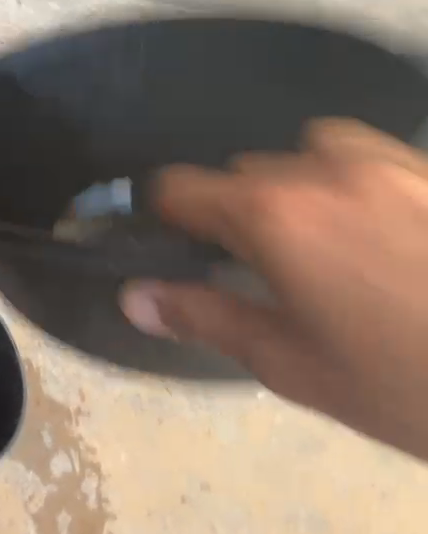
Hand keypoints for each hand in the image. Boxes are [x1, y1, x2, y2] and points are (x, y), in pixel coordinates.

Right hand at [121, 119, 427, 459]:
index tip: (186, 250)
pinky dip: (380, 186)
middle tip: (275, 264)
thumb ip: (206, 318)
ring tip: (343, 236)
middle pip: (249, 168)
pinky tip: (405, 238)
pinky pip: (395, 163)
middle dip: (247, 206)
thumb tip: (133, 297)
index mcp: (270, 214)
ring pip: (324, 148)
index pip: (177, 187)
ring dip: (313, 180)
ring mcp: (405, 172)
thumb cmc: (416, 385)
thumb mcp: (298, 367)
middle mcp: (326, 174)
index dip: (168, 217)